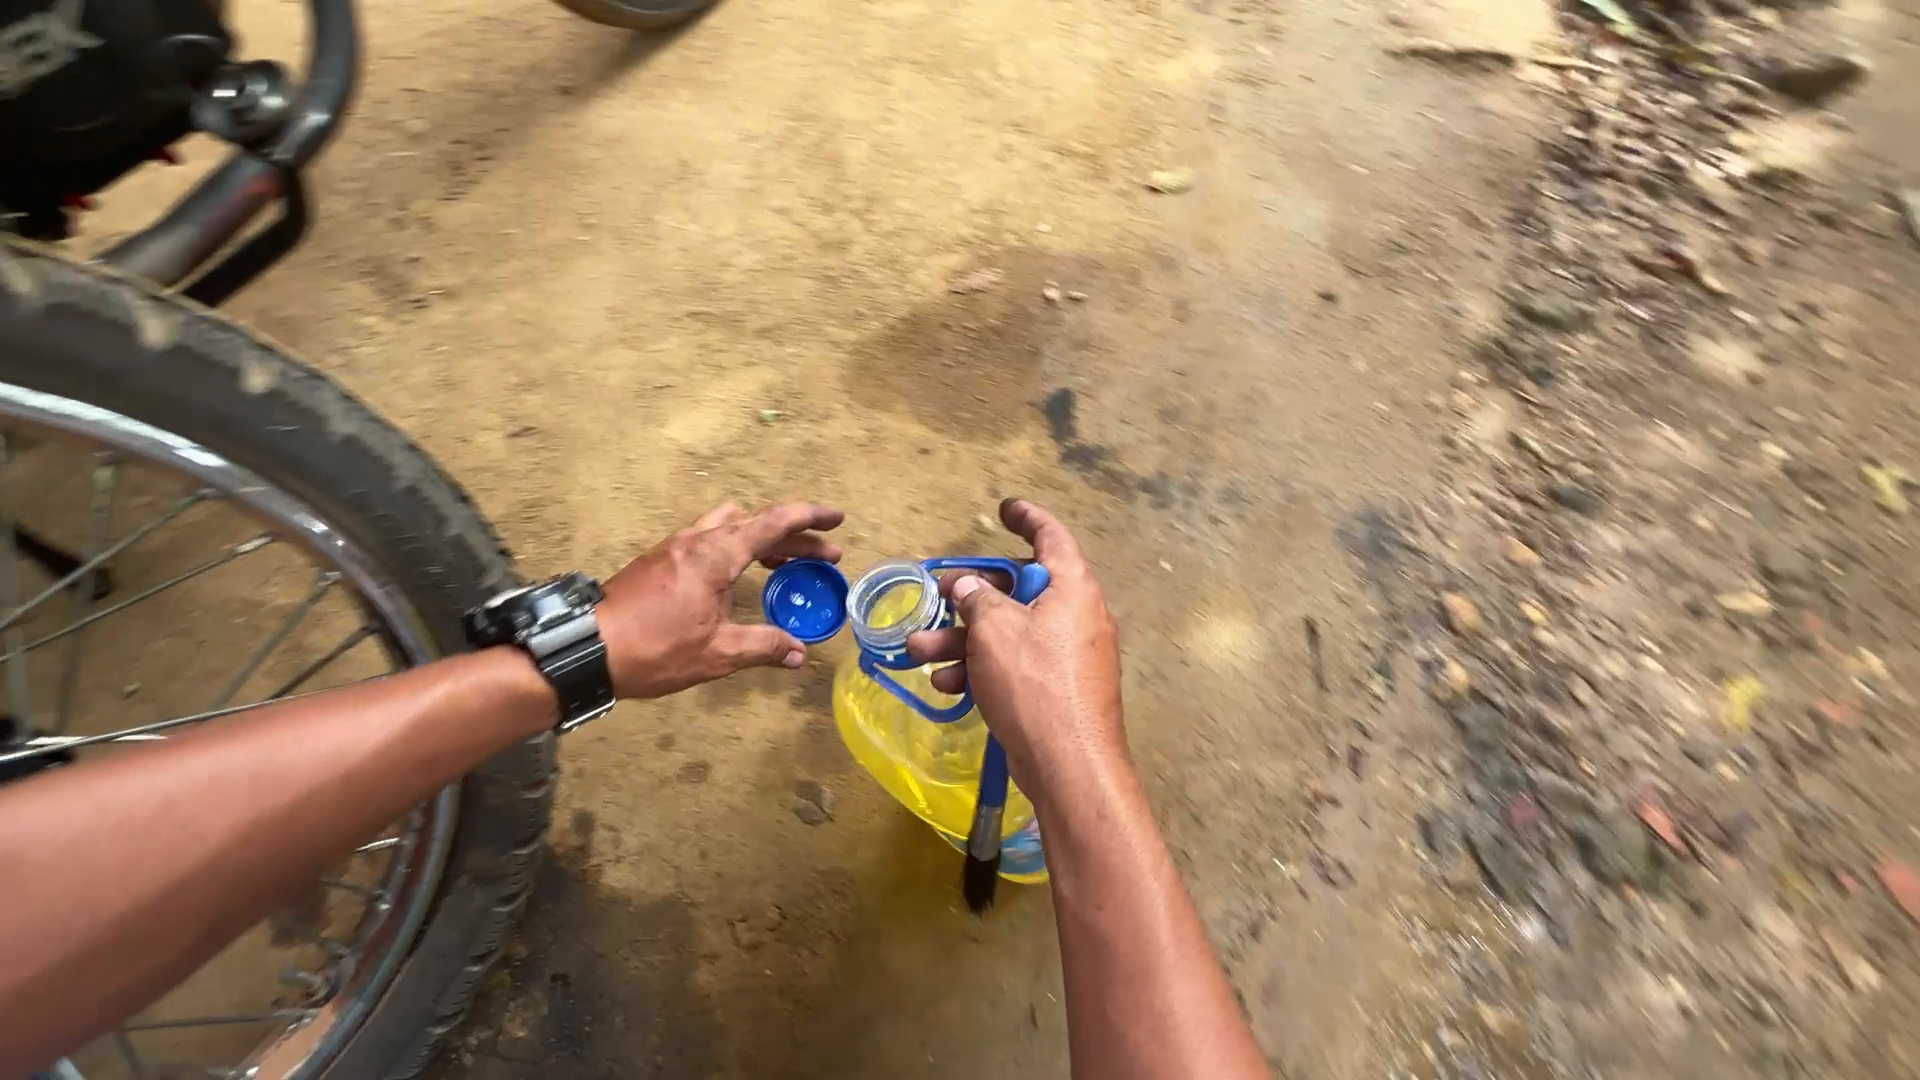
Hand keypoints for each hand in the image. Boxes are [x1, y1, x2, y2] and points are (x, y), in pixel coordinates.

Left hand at [597, 502, 843, 699]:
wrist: (584, 650)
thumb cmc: (654, 649)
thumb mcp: (716, 653)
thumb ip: (763, 646)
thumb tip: (799, 653)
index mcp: (716, 555)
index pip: (774, 523)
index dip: (810, 517)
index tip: (836, 519)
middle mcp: (697, 540)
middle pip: (757, 524)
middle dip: (795, 537)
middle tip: (825, 557)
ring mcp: (674, 546)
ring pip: (730, 525)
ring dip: (762, 537)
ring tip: (783, 562)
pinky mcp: (658, 559)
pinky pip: (709, 537)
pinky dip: (736, 546)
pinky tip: (737, 574)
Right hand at [905, 499, 1125, 804]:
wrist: (1069, 764)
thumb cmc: (1034, 682)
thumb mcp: (995, 630)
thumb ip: (977, 598)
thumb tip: (969, 587)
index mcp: (1071, 587)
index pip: (1050, 537)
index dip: (1026, 518)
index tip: (1003, 509)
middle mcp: (1074, 614)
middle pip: (1017, 589)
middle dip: (969, 596)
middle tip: (936, 596)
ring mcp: (1066, 655)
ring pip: (1007, 632)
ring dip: (962, 639)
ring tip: (918, 652)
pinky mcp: (1054, 689)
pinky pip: (1013, 665)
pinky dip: (981, 669)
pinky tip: (947, 685)